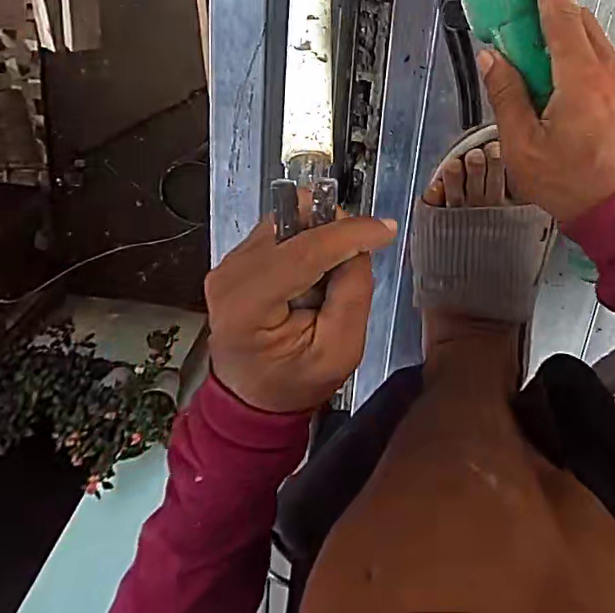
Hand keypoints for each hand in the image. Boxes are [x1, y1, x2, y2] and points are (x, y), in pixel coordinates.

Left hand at [205, 213, 397, 412]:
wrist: (251, 396)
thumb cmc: (293, 381)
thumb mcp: (339, 353)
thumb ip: (353, 294)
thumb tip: (358, 245)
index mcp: (248, 305)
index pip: (303, 252)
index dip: (348, 234)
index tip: (385, 229)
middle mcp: (231, 274)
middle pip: (293, 224)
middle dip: (334, 233)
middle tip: (352, 263)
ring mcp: (229, 262)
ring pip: (288, 219)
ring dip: (318, 236)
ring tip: (326, 277)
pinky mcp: (234, 256)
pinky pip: (280, 229)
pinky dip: (303, 241)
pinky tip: (308, 275)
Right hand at [480, 0, 614, 222]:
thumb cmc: (572, 184)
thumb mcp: (523, 145)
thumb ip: (506, 94)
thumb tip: (491, 57)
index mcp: (580, 78)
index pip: (560, 14)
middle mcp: (606, 70)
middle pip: (576, 18)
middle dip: (545, 4)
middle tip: (514, 4)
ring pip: (587, 36)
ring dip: (557, 29)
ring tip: (526, 44)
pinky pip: (595, 55)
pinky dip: (570, 50)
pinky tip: (549, 73)